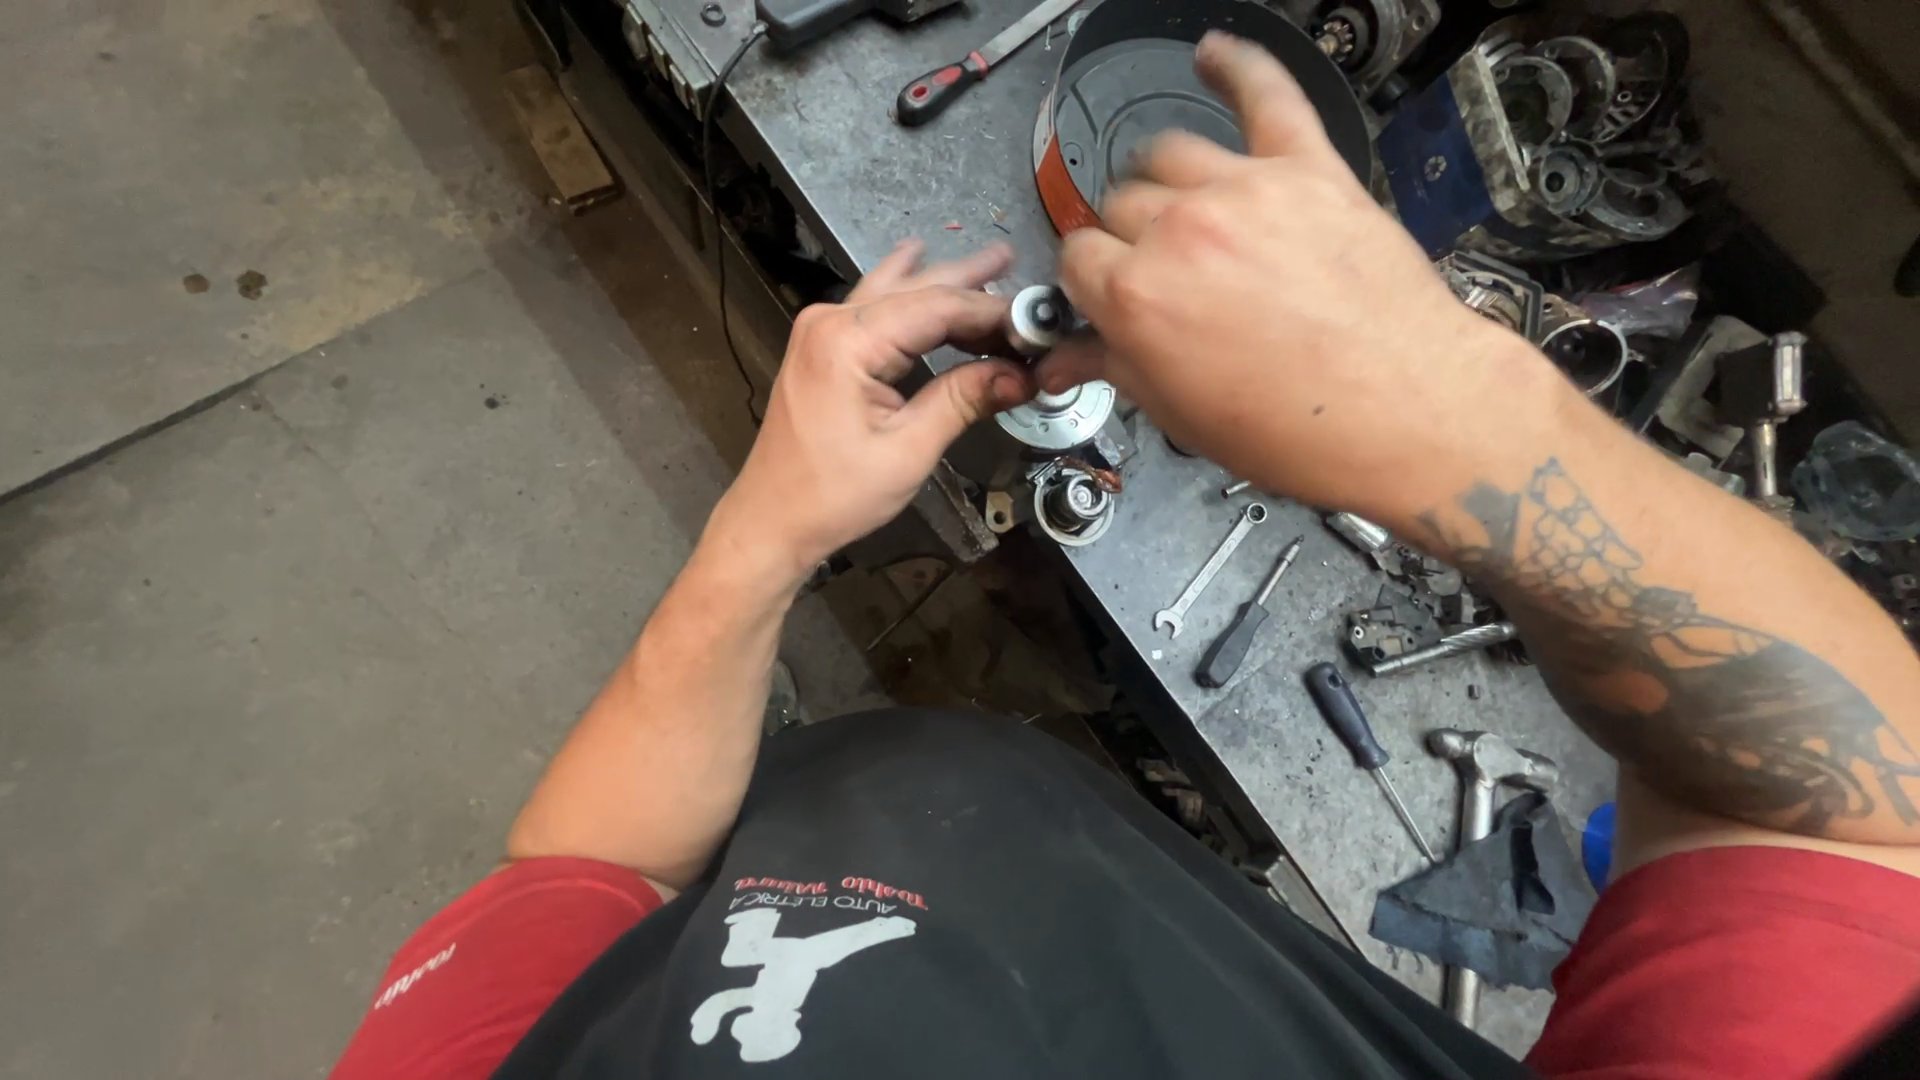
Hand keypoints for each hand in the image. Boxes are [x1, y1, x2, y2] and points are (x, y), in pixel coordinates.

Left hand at [708, 240, 1033, 580]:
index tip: (1035, 322)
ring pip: (894, 293)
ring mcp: (820, 331)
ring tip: (989, 263)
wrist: (772, 520)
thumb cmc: (834, 495)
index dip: (991, 312)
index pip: (937, 307)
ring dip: (942, 282)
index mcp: (847, 340)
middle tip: (1020, 269)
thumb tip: (1021, 376)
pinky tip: (916, 261)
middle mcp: (830, 320)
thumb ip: (963, 401)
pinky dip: (907, 295)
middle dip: (971, 286)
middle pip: (916, 291)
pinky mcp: (821, 349)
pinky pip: (873, 308)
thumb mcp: (908, 451)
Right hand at [1041, 32, 1570, 522]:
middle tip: (1151, 270)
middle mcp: (1178, 232)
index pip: (1076, 259)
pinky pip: (1265, 93)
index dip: (1085, 281)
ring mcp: (1244, 190)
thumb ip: (1110, 366)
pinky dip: (1236, 66)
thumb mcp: (1176, 410)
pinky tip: (1211, 55)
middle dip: (1124, 239)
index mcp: (1135, 297)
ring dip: (1159, 180)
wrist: (1397, 411)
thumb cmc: (1287, 426)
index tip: (1100, 294)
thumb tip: (1060, 363)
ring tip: (1174, 206)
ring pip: (1167, 153)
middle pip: (1117, 206)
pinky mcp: (1307, 168)